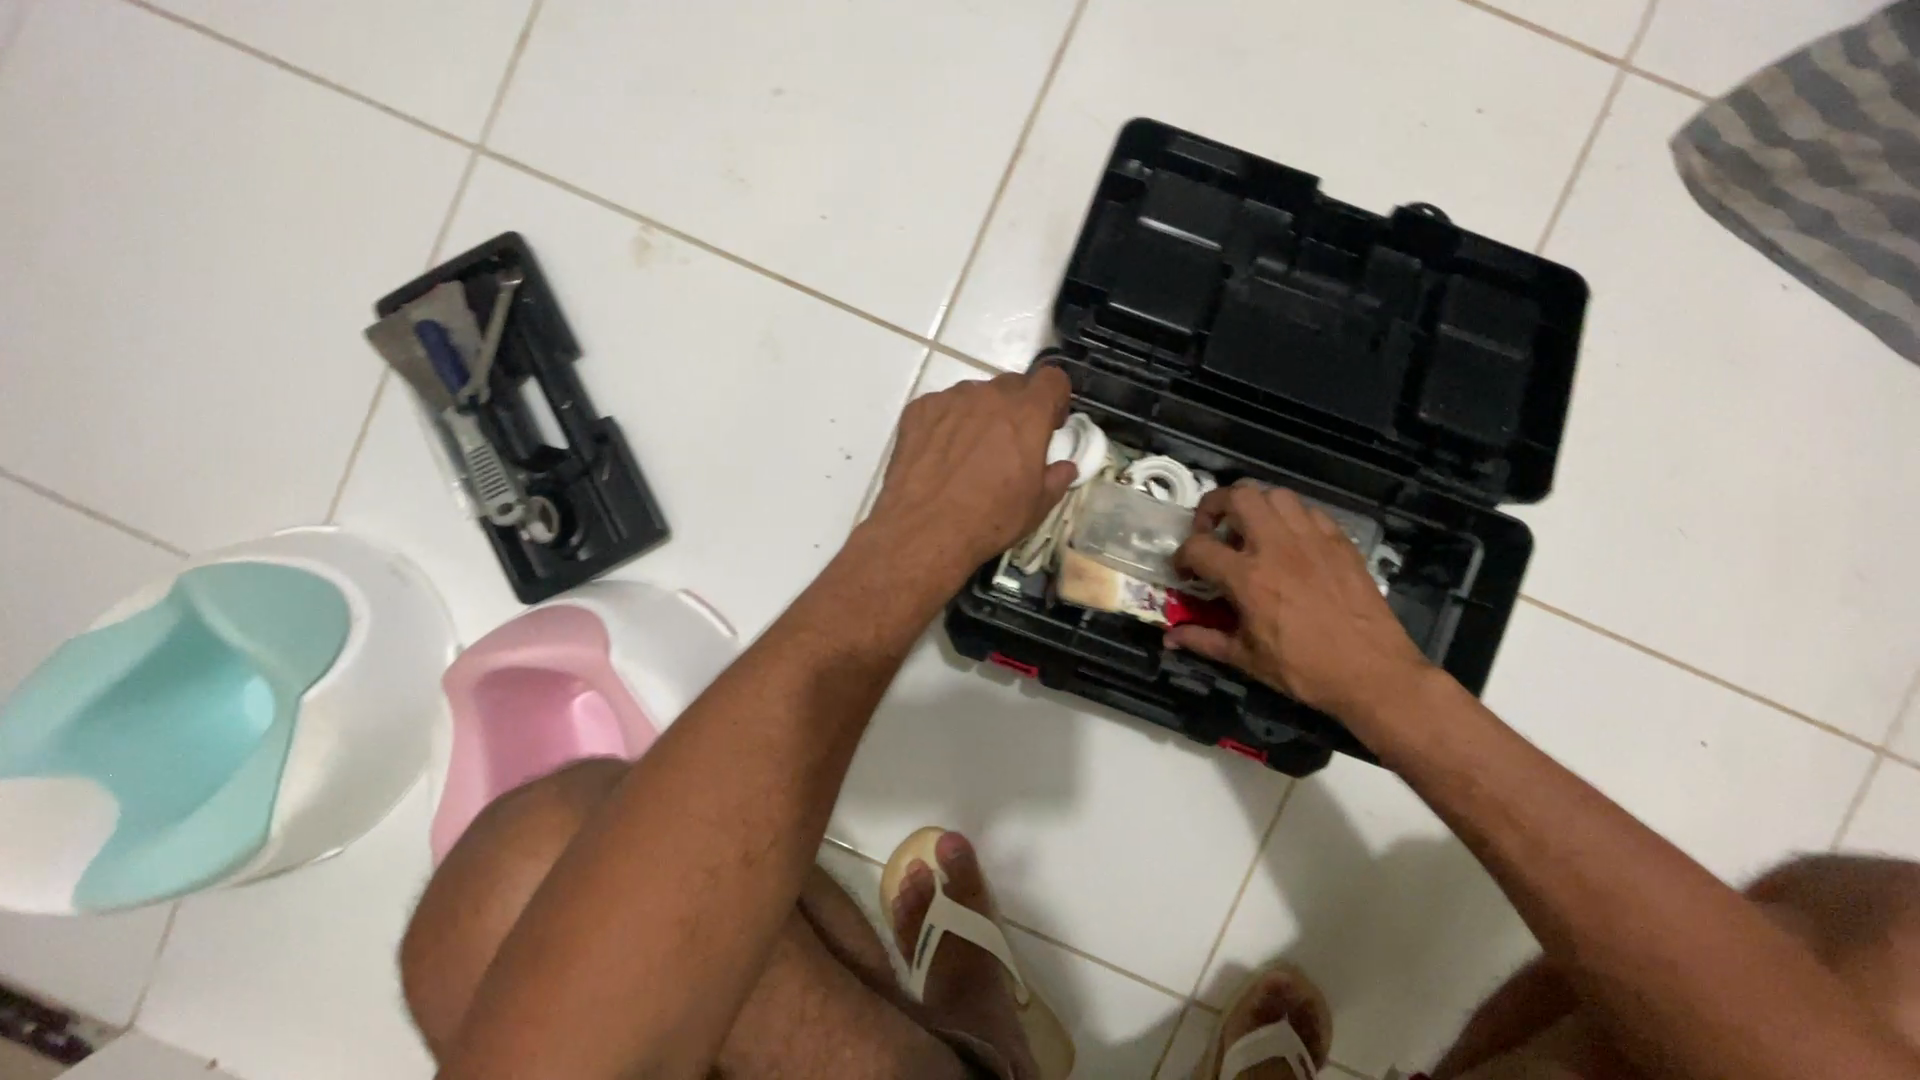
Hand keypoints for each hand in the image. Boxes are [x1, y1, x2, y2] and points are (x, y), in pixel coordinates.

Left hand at [868, 366, 1077, 576]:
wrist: (924, 530)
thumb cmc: (990, 519)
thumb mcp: (1037, 506)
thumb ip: (1056, 478)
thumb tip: (1064, 467)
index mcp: (1027, 414)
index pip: (1052, 379)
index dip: (1055, 399)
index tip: (1049, 424)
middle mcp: (989, 397)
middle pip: (1012, 385)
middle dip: (1017, 407)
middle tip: (1010, 443)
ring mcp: (950, 400)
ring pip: (974, 395)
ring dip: (980, 414)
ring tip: (969, 452)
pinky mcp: (919, 410)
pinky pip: (942, 407)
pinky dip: (947, 423)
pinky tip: (940, 456)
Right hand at [1168, 481, 1433, 721]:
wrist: (1373, 672)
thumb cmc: (1305, 669)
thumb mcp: (1246, 659)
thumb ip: (1204, 640)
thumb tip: (1170, 638)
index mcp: (1248, 578)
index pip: (1199, 547)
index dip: (1182, 556)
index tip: (1185, 571)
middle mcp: (1277, 547)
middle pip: (1238, 496)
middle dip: (1215, 507)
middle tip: (1213, 531)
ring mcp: (1312, 540)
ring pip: (1276, 494)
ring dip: (1255, 506)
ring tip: (1251, 530)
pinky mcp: (1340, 542)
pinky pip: (1310, 511)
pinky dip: (1291, 518)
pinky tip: (1290, 542)